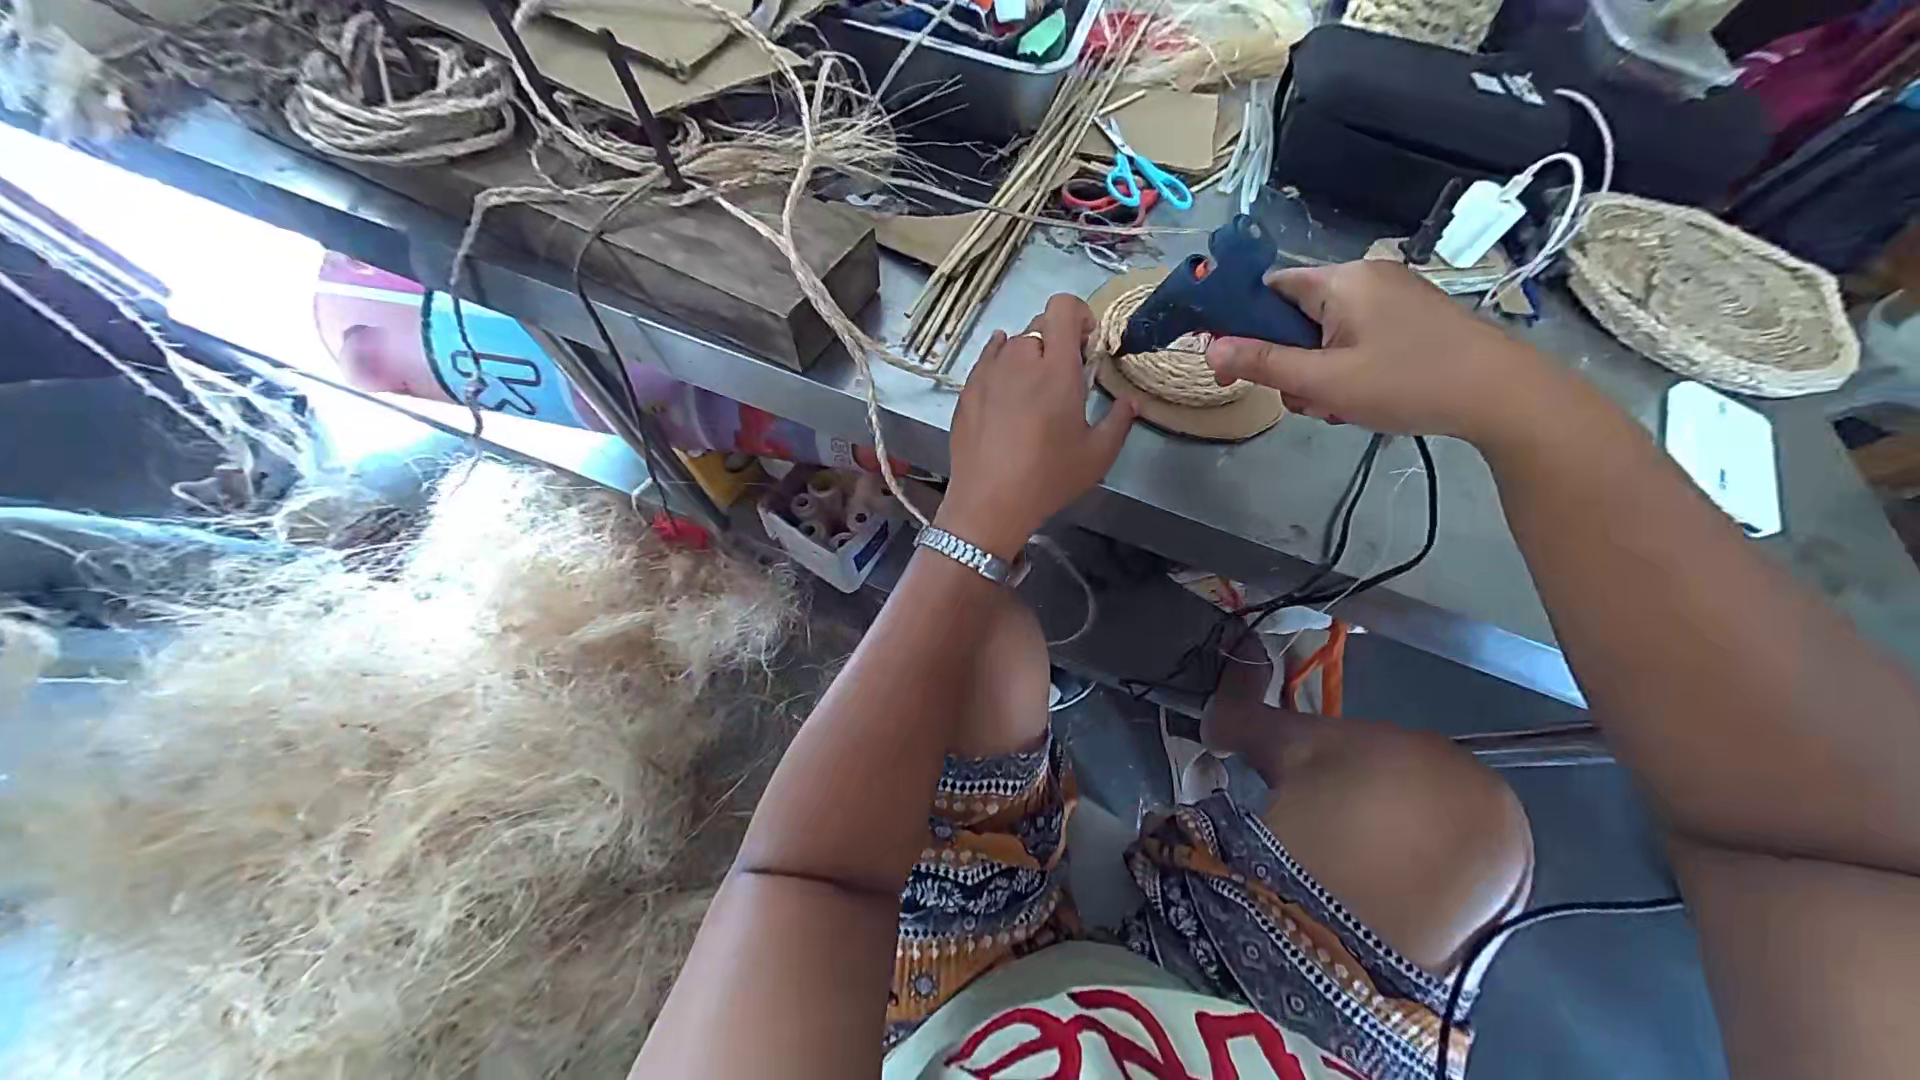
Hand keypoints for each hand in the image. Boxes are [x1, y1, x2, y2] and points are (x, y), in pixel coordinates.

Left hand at [938, 294, 1137, 558]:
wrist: (988, 502)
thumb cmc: (1047, 478)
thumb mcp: (1097, 456)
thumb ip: (1119, 421)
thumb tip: (1128, 402)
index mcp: (1056, 368)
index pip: (1063, 307)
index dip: (1079, 315)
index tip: (1087, 344)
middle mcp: (1019, 360)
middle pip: (1039, 325)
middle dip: (1057, 341)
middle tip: (1064, 375)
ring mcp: (988, 373)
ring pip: (1012, 343)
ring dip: (1028, 355)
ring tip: (1032, 388)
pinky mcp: (966, 390)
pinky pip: (987, 361)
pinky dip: (1001, 365)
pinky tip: (1006, 390)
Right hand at [1204, 261, 1561, 442]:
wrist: (1503, 396)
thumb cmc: (1407, 382)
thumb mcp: (1323, 380)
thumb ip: (1262, 364)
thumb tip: (1210, 351)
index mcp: (1341, 281)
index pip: (1267, 289)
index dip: (1239, 325)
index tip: (1229, 365)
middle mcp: (1364, 277)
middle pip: (1293, 316)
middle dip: (1286, 361)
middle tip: (1300, 397)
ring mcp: (1390, 297)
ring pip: (1321, 334)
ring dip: (1314, 372)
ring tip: (1335, 403)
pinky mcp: (1407, 317)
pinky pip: (1351, 338)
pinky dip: (1342, 368)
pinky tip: (1357, 396)